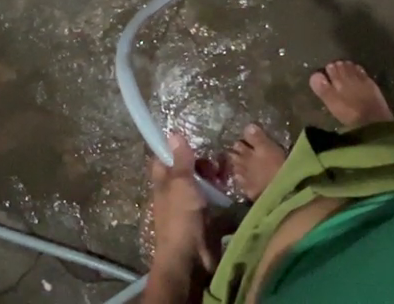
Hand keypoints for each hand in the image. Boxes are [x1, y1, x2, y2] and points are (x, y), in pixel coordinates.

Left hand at [148, 134, 211, 276]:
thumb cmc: (180, 217)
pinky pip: (214, 200)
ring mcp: (190, 206)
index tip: (192, 139)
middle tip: (215, 163)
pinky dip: (222, 194)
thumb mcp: (180, 183)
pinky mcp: (205, 218)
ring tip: (225, 174)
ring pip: (202, 183)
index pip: (164, 157)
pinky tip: (230, 189)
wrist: (190, 260)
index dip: (176, 147)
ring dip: (213, 177)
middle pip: (187, 169)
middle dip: (202, 163)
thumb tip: (173, 133)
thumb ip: (181, 160)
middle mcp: (175, 192)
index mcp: (163, 182)